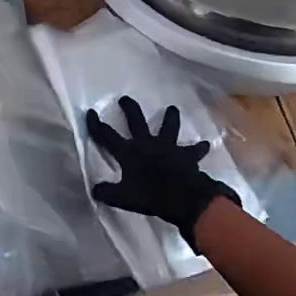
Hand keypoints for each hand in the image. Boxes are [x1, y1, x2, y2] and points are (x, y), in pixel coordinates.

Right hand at [85, 95, 239, 251]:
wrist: (181, 197)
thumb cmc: (149, 196)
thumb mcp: (122, 198)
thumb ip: (107, 193)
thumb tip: (94, 190)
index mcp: (129, 152)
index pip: (107, 136)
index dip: (96, 124)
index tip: (91, 112)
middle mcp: (147, 143)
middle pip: (136, 120)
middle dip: (129, 108)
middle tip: (125, 98)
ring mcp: (169, 147)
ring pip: (169, 127)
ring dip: (170, 118)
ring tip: (172, 108)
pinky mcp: (187, 155)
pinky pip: (195, 150)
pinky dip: (199, 148)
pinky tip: (205, 145)